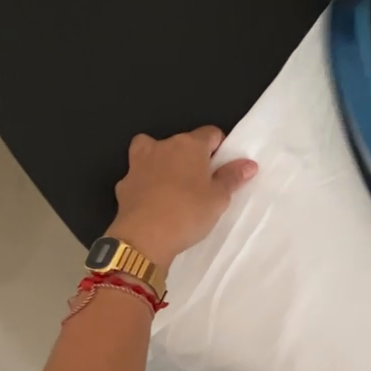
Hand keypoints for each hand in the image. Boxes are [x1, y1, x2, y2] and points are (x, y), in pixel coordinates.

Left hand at [106, 127, 257, 267]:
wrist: (144, 237)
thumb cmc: (188, 212)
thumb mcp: (219, 198)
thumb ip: (232, 177)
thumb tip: (248, 164)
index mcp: (189, 145)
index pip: (210, 133)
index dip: (219, 148)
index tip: (222, 168)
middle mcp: (162, 146)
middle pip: (181, 142)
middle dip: (191, 157)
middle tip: (202, 183)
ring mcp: (138, 164)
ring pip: (152, 153)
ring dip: (162, 163)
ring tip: (172, 187)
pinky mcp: (123, 184)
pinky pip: (138, 177)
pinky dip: (145, 185)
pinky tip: (153, 204)